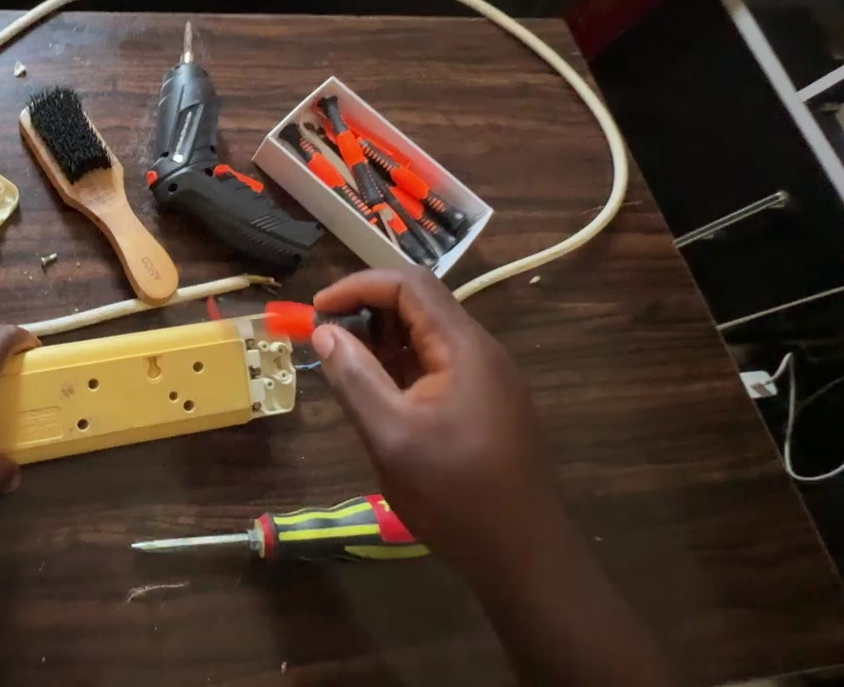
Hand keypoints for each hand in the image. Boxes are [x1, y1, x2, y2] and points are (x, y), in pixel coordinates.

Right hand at [312, 268, 559, 575]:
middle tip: (326, 338)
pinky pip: (435, 361)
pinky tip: (377, 391)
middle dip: (366, 310)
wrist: (526, 559)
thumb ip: (355, 378)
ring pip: (426, 332)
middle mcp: (480, 350)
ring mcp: (486, 376)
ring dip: (380, 337)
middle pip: (419, 302)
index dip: (358, 286)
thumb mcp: (392, 437)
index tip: (317, 311)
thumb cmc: (456, 495)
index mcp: (464, 348)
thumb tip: (324, 332)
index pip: (409, 284)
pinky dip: (399, 362)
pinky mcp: (484, 401)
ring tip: (344, 364)